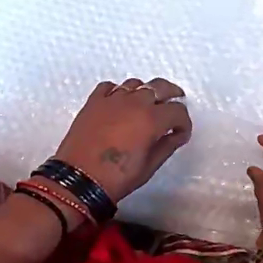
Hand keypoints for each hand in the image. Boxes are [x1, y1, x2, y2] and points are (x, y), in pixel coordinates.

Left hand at [52, 78, 192, 200]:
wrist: (79, 179)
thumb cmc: (117, 177)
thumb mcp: (148, 166)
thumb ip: (166, 146)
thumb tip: (178, 135)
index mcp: (151, 119)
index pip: (177, 111)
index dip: (183, 122)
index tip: (181, 133)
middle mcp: (134, 102)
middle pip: (159, 87)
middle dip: (172, 94)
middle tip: (176, 100)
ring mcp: (112, 99)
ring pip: (135, 83)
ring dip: (145, 92)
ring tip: (146, 103)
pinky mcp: (93, 102)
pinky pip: (110, 87)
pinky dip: (118, 91)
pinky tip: (120, 102)